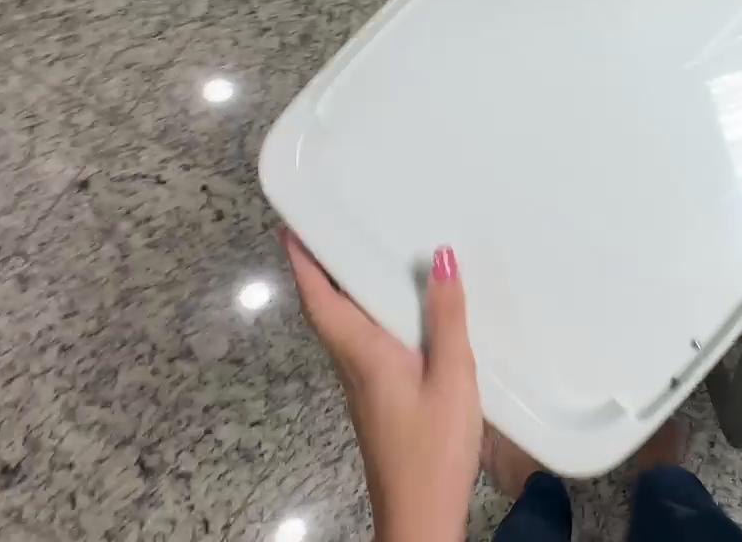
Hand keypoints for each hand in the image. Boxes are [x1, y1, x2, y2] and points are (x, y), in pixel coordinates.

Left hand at [284, 231, 479, 541]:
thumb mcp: (452, 375)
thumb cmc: (433, 448)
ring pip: (345, 327)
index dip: (304, 265)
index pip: (323, 302)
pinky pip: (366, 342)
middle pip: (329, 311)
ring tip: (362, 255)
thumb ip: (447, 317)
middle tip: (329, 228)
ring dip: (344, 290)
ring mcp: (364, 387)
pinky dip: (368, 313)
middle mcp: (355, 367)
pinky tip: (397, 310)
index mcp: (365, 356)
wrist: (421, 516)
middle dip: (323, 270)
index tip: (290, 228)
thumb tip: (441, 257)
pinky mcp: (380, 398)